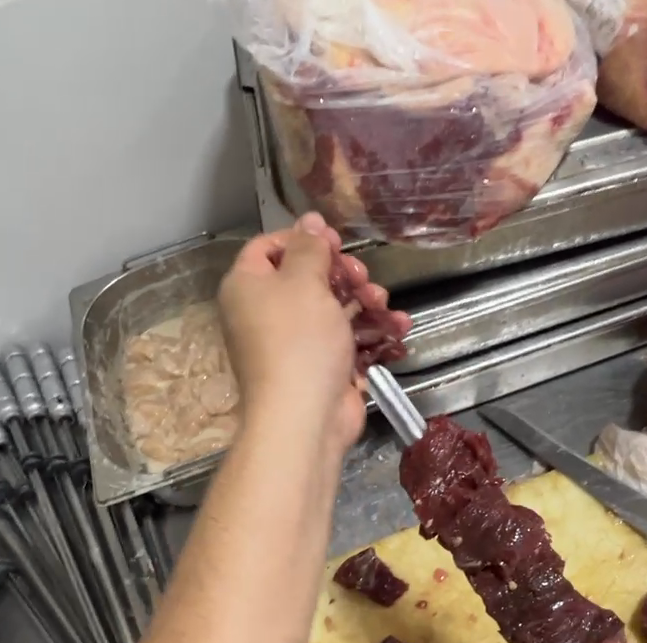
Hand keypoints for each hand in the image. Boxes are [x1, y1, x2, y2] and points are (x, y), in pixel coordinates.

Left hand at [217, 214, 368, 453]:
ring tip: (383, 307)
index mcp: (248, 288)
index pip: (267, 248)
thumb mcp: (303, 280)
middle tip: (362, 278)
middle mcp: (266, 314)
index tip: (334, 242)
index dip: (302, 239)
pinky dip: (372, 334)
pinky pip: (348, 342)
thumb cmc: (298, 341)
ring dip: (365, 303)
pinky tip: (398, 329)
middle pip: (308, 279)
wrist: (305, 418)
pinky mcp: (323, 370)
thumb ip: (309, 247)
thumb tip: (309, 220)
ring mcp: (296, 345)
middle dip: (344, 275)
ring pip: (334, 310)